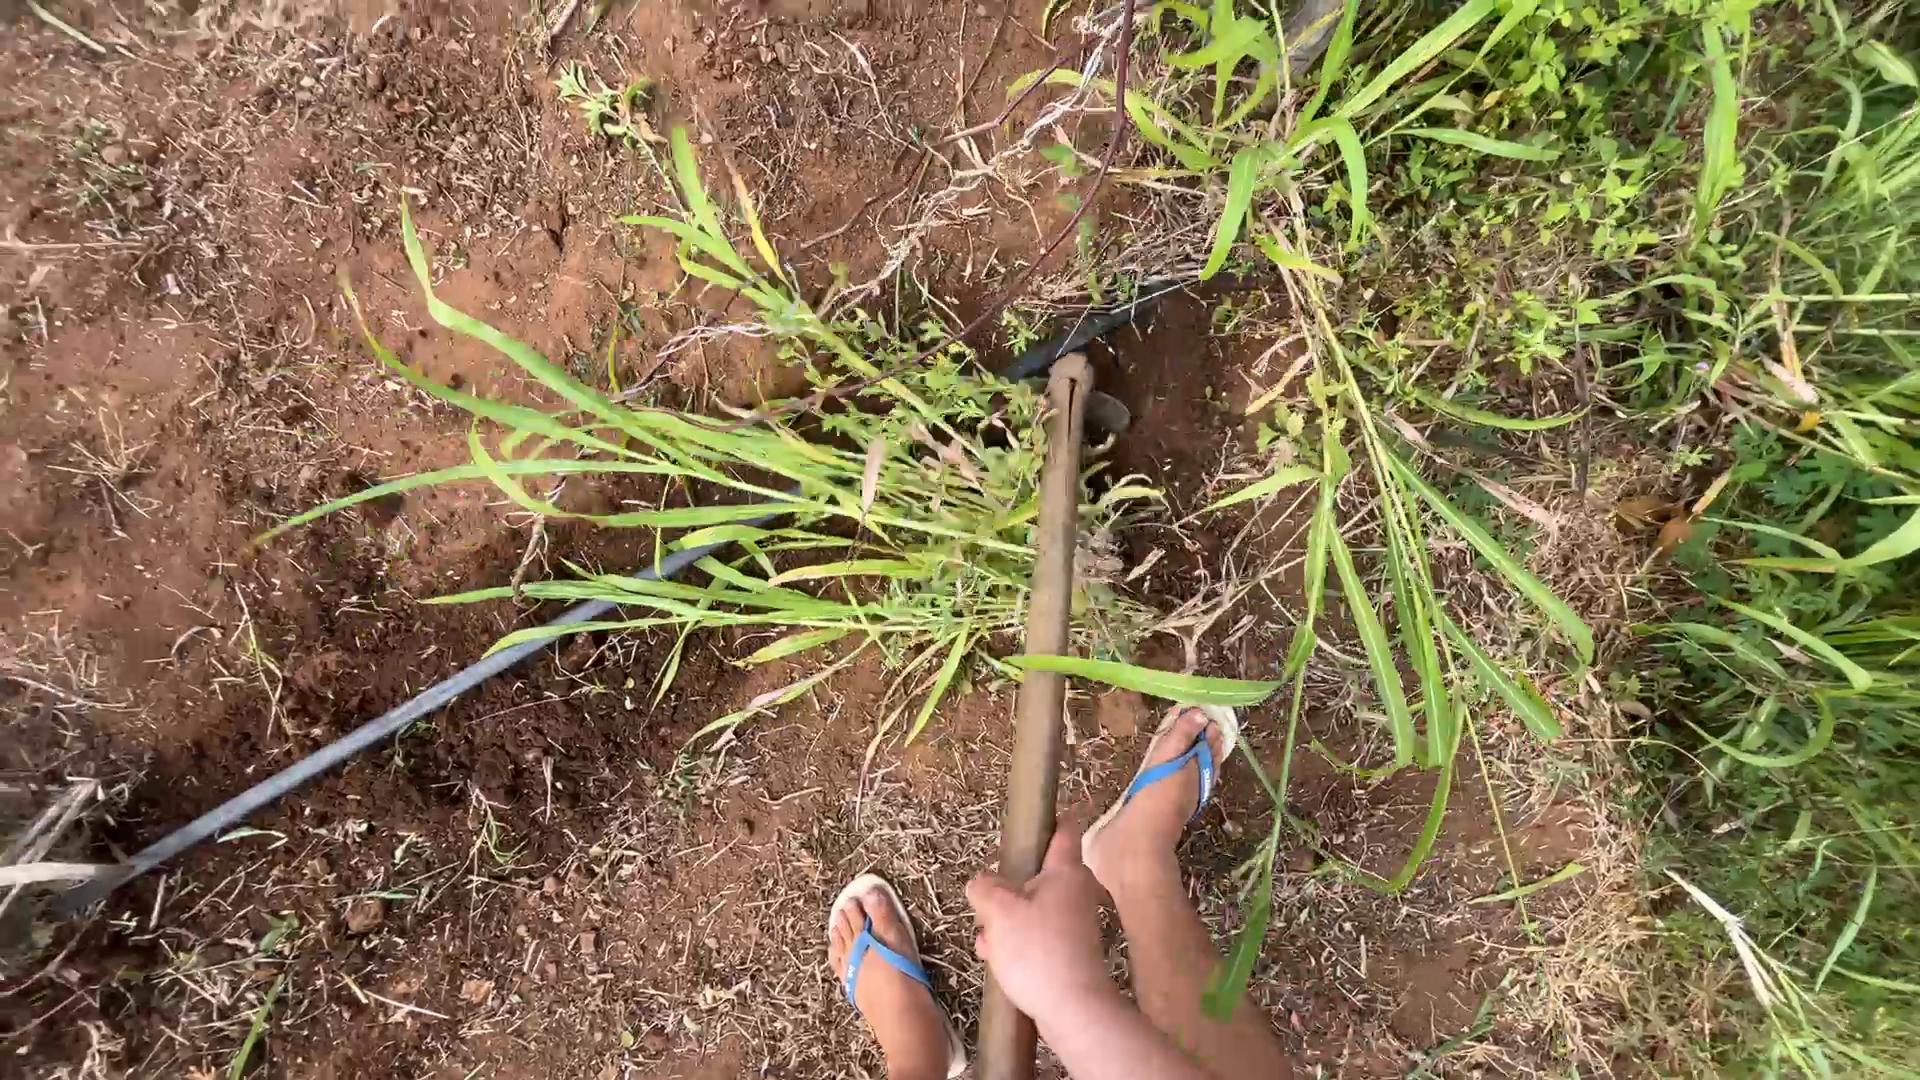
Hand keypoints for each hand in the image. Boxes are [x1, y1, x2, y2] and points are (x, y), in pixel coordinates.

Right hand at [965, 826, 1113, 1023]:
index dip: (1051, 816)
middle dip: (1008, 883)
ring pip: (1032, 906)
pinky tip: (995, 958)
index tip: (1035, 814)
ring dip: (1006, 918)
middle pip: (1038, 872)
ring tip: (985, 937)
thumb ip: (984, 888)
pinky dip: (1016, 941)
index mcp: (1064, 870)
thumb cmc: (1039, 951)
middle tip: (987, 895)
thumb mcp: (999, 911)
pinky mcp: (1068, 951)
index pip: (1065, 827)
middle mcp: (1075, 890)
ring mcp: (1073, 922)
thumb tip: (981, 883)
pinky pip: (1036, 934)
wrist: (1074, 1012)